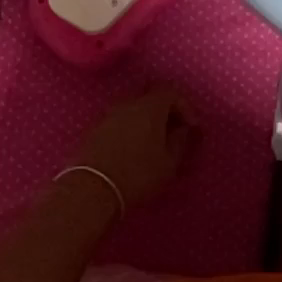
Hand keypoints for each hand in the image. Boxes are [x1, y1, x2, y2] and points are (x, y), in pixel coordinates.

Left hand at [67, 87, 198, 211]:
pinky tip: (131, 152)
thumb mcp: (168, 163)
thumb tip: (182, 129)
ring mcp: (108, 115)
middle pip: (151, 99)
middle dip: (165, 114)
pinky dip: (129, 131)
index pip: (171, 92)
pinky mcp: (94, 130)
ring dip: (146, 123)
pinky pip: (119, 123)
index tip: (190, 127)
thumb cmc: (137, 174)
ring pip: (133, 111)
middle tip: (173, 134)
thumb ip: (180, 142)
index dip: (185, 106)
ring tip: (152, 146)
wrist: (91, 188)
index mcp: (150, 107)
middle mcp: (128, 104)